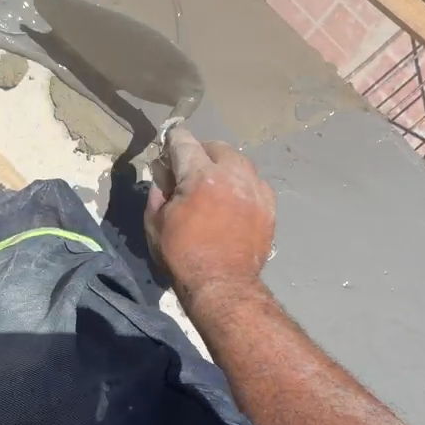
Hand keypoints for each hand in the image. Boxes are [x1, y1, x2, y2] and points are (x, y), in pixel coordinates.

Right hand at [144, 126, 276, 300]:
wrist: (222, 285)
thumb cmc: (182, 255)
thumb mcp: (155, 222)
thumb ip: (158, 189)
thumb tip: (163, 171)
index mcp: (201, 176)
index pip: (184, 141)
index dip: (172, 139)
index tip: (167, 143)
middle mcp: (232, 174)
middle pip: (216, 146)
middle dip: (200, 152)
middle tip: (189, 169)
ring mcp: (255, 189)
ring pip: (239, 161)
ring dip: (222, 166)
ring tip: (213, 184)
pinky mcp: (269, 205)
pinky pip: (254, 181)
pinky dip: (240, 184)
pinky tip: (232, 200)